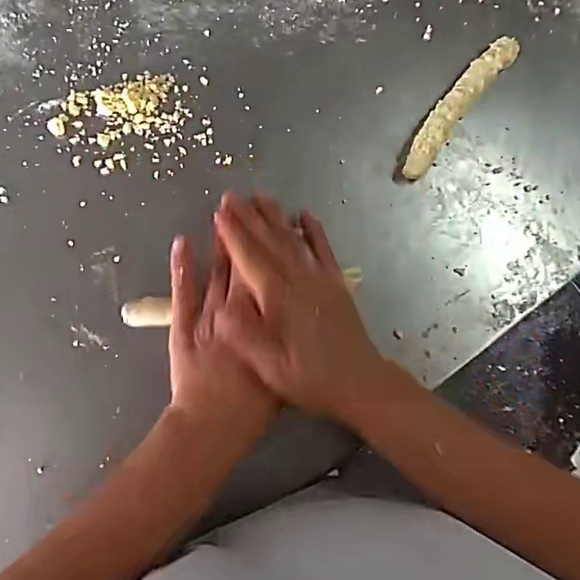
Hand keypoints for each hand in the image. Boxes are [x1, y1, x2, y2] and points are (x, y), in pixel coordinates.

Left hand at [164, 233, 277, 438]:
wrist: (211, 424)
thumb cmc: (250, 405)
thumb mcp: (279, 369)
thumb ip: (283, 338)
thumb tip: (292, 313)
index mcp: (259, 320)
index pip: (262, 274)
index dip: (264, 246)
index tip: (266, 219)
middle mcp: (233, 310)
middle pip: (238, 266)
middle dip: (241, 234)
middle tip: (243, 203)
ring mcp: (205, 315)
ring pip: (215, 272)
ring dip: (218, 243)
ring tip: (221, 214)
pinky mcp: (182, 325)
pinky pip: (181, 291)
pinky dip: (181, 266)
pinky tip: (182, 241)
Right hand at [210, 193, 404, 422]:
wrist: (362, 383)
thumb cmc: (310, 378)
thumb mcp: (270, 366)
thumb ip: (244, 336)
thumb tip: (219, 308)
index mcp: (278, 296)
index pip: (249, 256)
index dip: (232, 233)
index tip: (218, 212)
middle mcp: (298, 278)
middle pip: (269, 240)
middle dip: (248, 216)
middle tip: (231, 196)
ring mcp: (320, 278)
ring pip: (292, 238)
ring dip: (274, 216)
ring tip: (259, 195)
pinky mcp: (336, 282)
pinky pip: (323, 249)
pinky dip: (313, 230)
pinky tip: (305, 215)